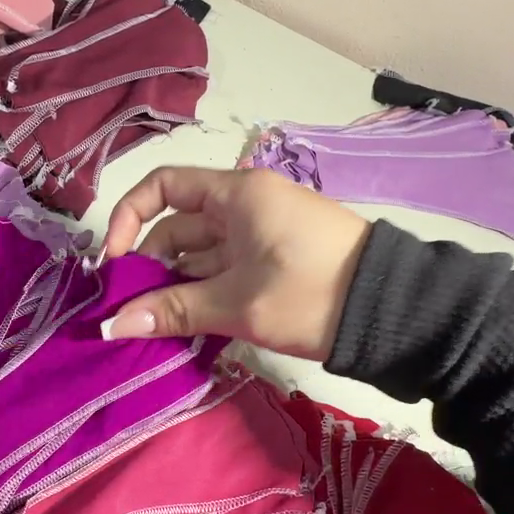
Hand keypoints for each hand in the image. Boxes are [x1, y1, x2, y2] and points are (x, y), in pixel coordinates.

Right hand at [100, 167, 371, 359]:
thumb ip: (171, 311)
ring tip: (157, 326)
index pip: (162, 186)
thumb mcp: (237, 304)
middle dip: (149, 266)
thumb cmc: (312, 293)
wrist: (400, 315)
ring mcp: (260, 235)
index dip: (128, 218)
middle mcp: (245, 206)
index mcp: (236, 195)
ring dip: (174, 287)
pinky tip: (187, 327)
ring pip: (198, 255)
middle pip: (176, 226)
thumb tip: (112, 325)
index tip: (115, 262)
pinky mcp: (273, 262)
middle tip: (132, 309)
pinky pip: (222, 271)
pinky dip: (201, 294)